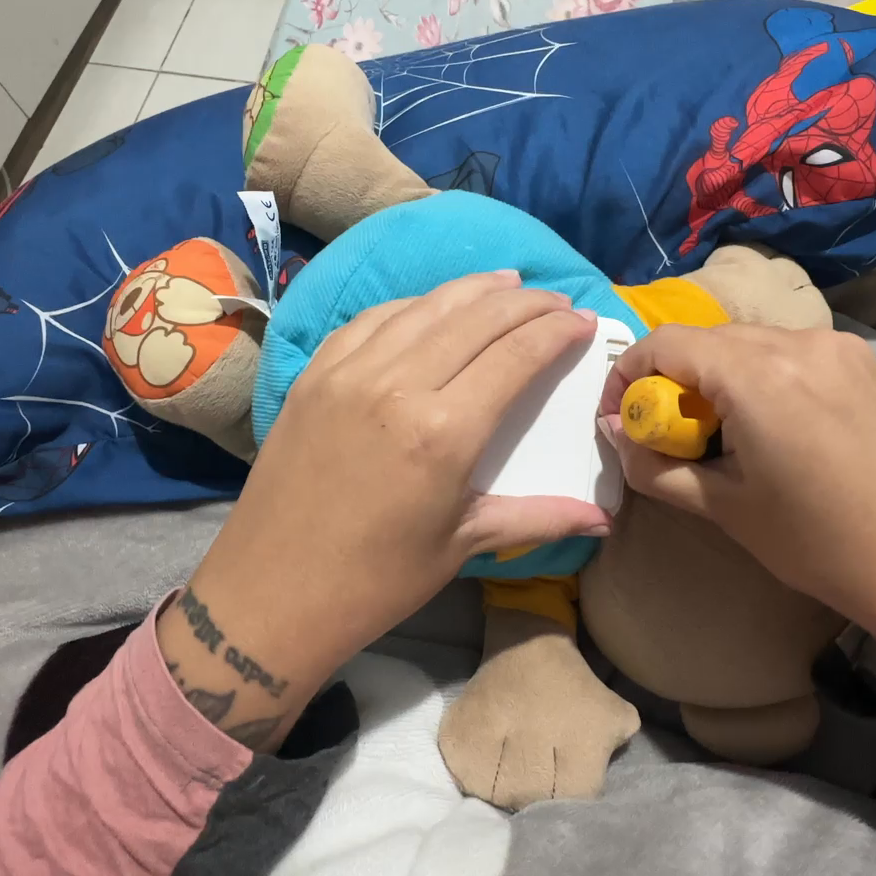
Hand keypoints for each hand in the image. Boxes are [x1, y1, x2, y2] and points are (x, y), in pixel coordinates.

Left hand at [157, 271, 605, 748]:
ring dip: (474, 289)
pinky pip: (375, 318)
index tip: (584, 321)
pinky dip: (415, 304)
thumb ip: (538, 517)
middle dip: (526, 302)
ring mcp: (350, 371)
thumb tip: (605, 518)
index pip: (516, 354)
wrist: (270, 593)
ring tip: (507, 283)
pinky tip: (433, 305)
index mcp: (444, 430)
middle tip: (556, 301)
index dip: (557, 330)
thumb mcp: (463, 544)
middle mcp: (399, 383)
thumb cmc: (376, 580)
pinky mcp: (314, 372)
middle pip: (477, 317)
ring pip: (426, 306)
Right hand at [599, 324, 875, 735]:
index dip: (628, 375)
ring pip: (749, 343)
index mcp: (758, 374)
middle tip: (669, 433)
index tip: (622, 418)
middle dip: (672, 379)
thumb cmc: (821, 545)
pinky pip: (791, 353)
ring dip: (717, 377)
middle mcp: (799, 342)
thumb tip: (615, 433)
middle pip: (707, 340)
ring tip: (723, 433)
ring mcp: (840, 348)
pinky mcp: (867, 364)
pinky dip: (761, 377)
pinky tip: (774, 427)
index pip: (665, 343)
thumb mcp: (724, 508)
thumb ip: (654, 464)